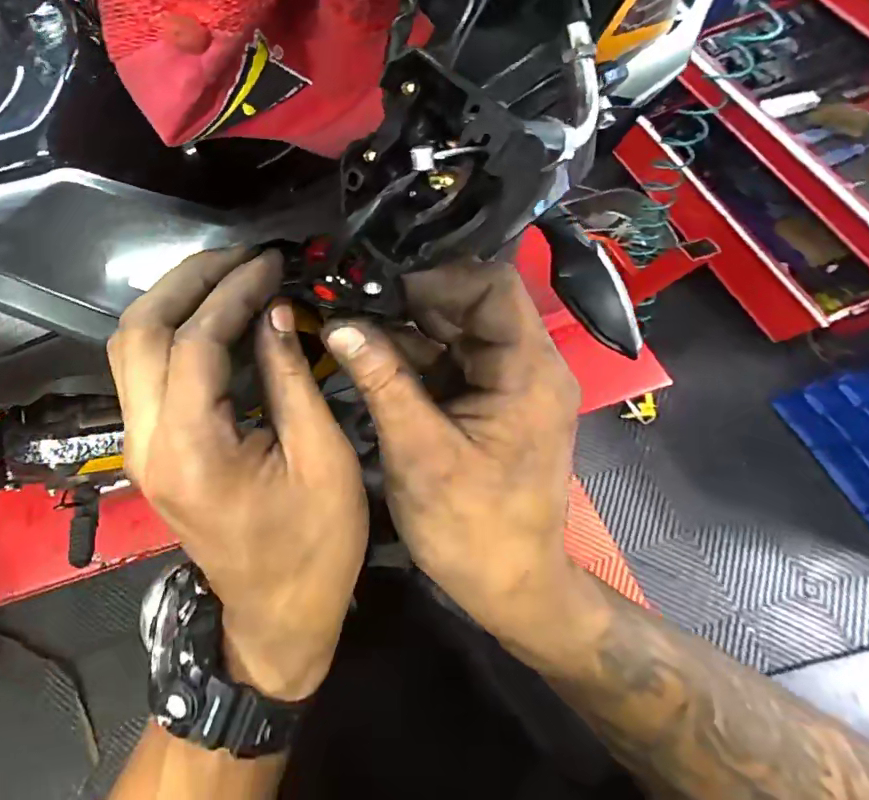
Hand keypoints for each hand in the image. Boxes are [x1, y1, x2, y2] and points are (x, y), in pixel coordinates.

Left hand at [109, 247, 366, 699]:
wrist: (274, 616)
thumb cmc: (313, 548)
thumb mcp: (321, 459)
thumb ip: (291, 378)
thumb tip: (274, 311)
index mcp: (191, 450)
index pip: (195, 342)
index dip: (233, 293)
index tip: (271, 264)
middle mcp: (146, 442)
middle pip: (139, 332)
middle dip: (188, 280)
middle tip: (241, 257)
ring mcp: (137, 445)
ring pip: (129, 346)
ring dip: (172, 299)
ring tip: (226, 273)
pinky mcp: (145, 446)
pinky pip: (142, 368)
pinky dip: (170, 328)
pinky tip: (210, 312)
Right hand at [320, 261, 581, 643]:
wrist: (511, 590)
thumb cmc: (473, 530)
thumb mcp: (419, 453)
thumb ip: (382, 381)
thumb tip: (340, 324)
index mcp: (528, 372)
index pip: (492, 288)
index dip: (438, 277)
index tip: (382, 287)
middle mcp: (526, 366)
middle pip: (474, 303)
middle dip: (415, 298)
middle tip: (356, 299)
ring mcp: (508, 383)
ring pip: (458, 328)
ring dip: (408, 324)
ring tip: (354, 319)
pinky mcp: (489, 399)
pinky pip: (450, 358)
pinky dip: (413, 352)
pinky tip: (371, 350)